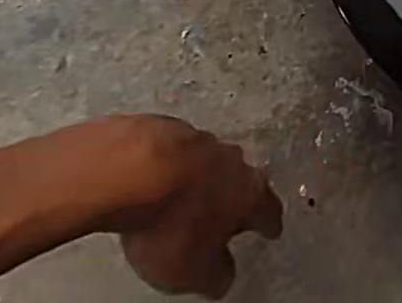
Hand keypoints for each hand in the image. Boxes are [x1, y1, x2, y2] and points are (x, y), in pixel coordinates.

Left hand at [99, 115, 282, 297]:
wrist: (131, 167)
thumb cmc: (171, 224)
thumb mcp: (195, 272)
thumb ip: (217, 274)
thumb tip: (223, 270)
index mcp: (248, 194)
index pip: (269, 211)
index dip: (269, 224)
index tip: (271, 229)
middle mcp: (232, 160)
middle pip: (242, 179)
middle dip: (236, 196)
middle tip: (225, 215)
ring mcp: (201, 138)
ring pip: (211, 162)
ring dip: (204, 178)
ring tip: (186, 199)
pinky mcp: (170, 128)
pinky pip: (180, 152)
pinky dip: (175, 166)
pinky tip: (160, 182)